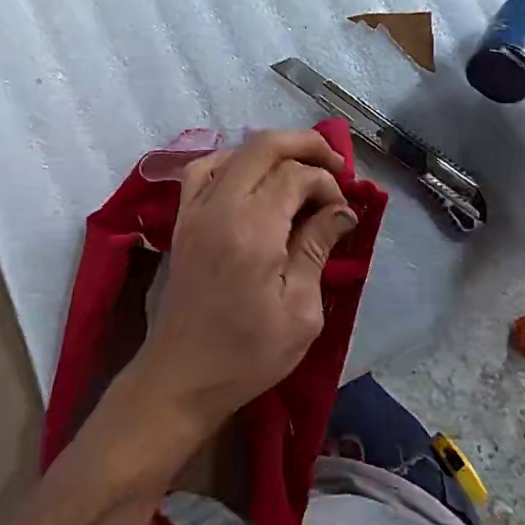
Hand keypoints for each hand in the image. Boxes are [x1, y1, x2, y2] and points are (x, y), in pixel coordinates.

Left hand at [138, 130, 360, 428]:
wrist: (181, 379)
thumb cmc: (248, 354)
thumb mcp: (300, 310)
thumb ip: (317, 248)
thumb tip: (342, 211)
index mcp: (252, 230)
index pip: (296, 176)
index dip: (328, 185)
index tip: (343, 215)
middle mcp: (219, 208)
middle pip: (264, 146)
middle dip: (307, 147)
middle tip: (336, 168)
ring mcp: (195, 211)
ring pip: (236, 151)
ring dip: (274, 152)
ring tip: (301, 170)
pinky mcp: (183, 221)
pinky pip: (205, 168)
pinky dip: (235, 161)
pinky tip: (254, 180)